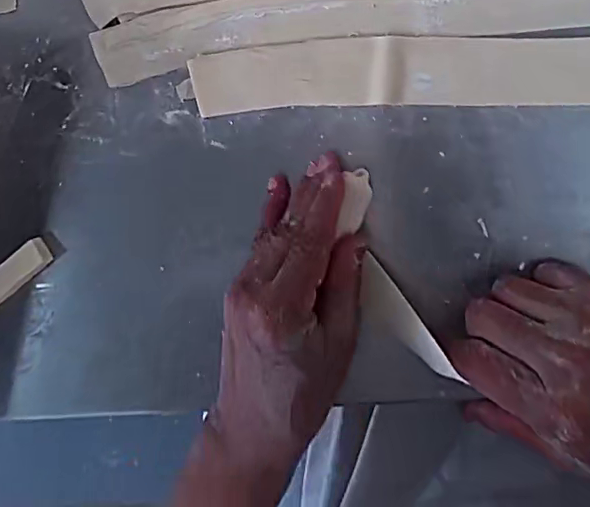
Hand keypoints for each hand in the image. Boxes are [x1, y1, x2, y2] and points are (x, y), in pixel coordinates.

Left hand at [172, 153, 364, 506]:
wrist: (249, 429)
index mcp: (282, 310)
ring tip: (314, 170)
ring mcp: (240, 288)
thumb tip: (352, 238)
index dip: (326, 206)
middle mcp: (254, 292)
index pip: (309, 244)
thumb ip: (344, 286)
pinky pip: (258, 244)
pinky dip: (270, 214)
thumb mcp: (339, 346)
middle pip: (290, 232)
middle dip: (313, 193)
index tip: (339, 175)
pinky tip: (278, 188)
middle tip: (329, 160)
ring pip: (274, 233)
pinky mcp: (236, 288)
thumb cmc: (301, 396)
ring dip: (296, 199)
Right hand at [451, 260, 589, 499]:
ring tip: (520, 319)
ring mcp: (584, 321)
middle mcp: (565, 361)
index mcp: (554, 410)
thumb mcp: (571, 459)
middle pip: (484, 315)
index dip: (458, 354)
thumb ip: (514, 425)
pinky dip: (538, 282)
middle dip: (477, 325)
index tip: (460, 352)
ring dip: (505, 302)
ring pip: (508, 287)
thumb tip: (471, 402)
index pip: (476, 362)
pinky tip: (548, 304)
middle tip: (488, 336)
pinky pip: (544, 268)